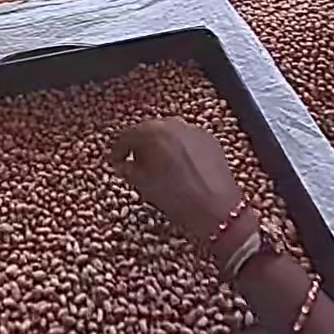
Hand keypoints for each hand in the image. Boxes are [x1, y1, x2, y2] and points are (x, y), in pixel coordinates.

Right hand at [111, 119, 244, 244]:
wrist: (218, 209)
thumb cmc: (177, 197)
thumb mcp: (143, 185)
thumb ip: (128, 169)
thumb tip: (123, 164)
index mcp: (152, 133)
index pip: (127, 135)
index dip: (118, 150)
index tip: (116, 161)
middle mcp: (172, 124)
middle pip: (148, 130)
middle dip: (140, 146)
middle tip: (135, 163)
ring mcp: (193, 130)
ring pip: (169, 133)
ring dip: (160, 146)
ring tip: (158, 166)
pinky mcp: (209, 139)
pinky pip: (186, 140)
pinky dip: (179, 149)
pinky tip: (179, 166)